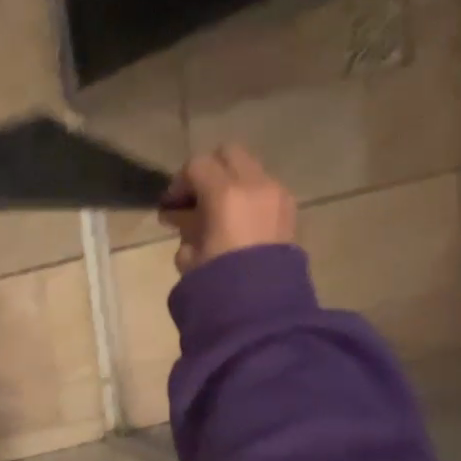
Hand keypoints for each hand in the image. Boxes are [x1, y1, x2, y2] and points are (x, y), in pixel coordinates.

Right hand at [159, 144, 296, 273]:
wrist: (261, 306)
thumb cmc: (216, 281)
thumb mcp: (188, 254)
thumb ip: (184, 224)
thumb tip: (183, 215)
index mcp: (226, 194)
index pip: (197, 165)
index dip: (179, 181)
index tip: (170, 205)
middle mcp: (255, 184)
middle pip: (229, 153)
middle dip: (209, 170)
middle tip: (194, 198)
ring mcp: (278, 194)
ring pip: (249, 168)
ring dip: (230, 182)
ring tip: (216, 213)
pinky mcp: (290, 208)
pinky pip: (264, 187)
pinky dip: (248, 195)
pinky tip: (237, 223)